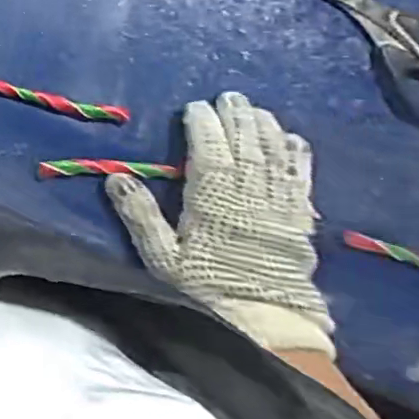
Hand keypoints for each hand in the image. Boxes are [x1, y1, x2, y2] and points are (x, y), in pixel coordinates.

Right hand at [105, 92, 333, 354]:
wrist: (266, 322)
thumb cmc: (204, 285)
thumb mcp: (161, 255)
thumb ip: (140, 215)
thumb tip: (117, 176)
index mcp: (214, 206)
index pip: (210, 158)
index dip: (205, 129)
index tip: (196, 107)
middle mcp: (250, 202)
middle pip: (247, 153)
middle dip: (239, 122)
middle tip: (231, 96)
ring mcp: (279, 212)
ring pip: (275, 163)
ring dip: (267, 133)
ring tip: (258, 109)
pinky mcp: (299, 223)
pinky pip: (301, 184)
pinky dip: (299, 160)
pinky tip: (294, 140)